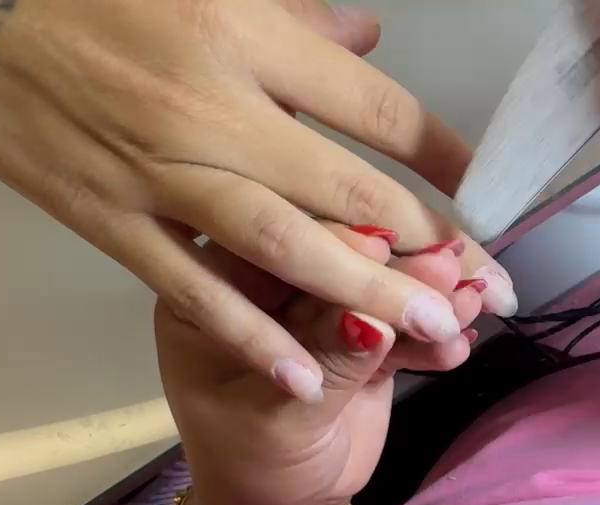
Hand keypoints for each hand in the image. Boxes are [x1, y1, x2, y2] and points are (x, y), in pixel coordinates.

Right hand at [0, 0, 518, 396]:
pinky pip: (192, 288)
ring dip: (375, 298)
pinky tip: (306, 373)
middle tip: (496, 290)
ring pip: (293, 249)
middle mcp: (214, 106)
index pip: (383, 113)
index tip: (493, 203)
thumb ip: (294, 11)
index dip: (451, 165)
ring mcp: (159, 168)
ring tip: (440, 333)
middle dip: (438, 249)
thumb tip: (373, 36)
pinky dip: (251, 333)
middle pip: (358, 195)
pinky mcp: (104, 217)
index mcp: (243, 30)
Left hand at [153, 223, 480, 504]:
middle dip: (402, 271)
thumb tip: (379, 317)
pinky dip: (435, 340)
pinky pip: (405, 337)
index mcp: (218, 294)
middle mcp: (274, 296)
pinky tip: (464, 341)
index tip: (391, 243)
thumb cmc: (255, 463)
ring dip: (431, 302)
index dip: (337, 246)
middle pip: (344, 267)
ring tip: (475, 300)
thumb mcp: (280, 414)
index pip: (279, 252)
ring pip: (382, 300)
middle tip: (452, 266)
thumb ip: (330, 362)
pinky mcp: (367, 349)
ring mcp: (326, 321)